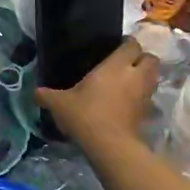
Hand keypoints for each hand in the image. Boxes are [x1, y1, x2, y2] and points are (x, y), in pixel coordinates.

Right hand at [36, 38, 159, 146]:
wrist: (110, 145)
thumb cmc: (86, 115)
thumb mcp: (60, 104)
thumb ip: (47, 96)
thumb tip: (35, 92)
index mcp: (116, 65)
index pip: (131, 44)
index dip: (126, 44)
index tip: (116, 49)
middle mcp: (135, 75)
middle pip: (151, 59)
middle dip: (142, 59)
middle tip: (127, 65)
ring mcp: (144, 95)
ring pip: (153, 78)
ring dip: (145, 77)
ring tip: (129, 83)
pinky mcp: (147, 113)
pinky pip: (149, 98)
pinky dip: (142, 98)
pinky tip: (128, 104)